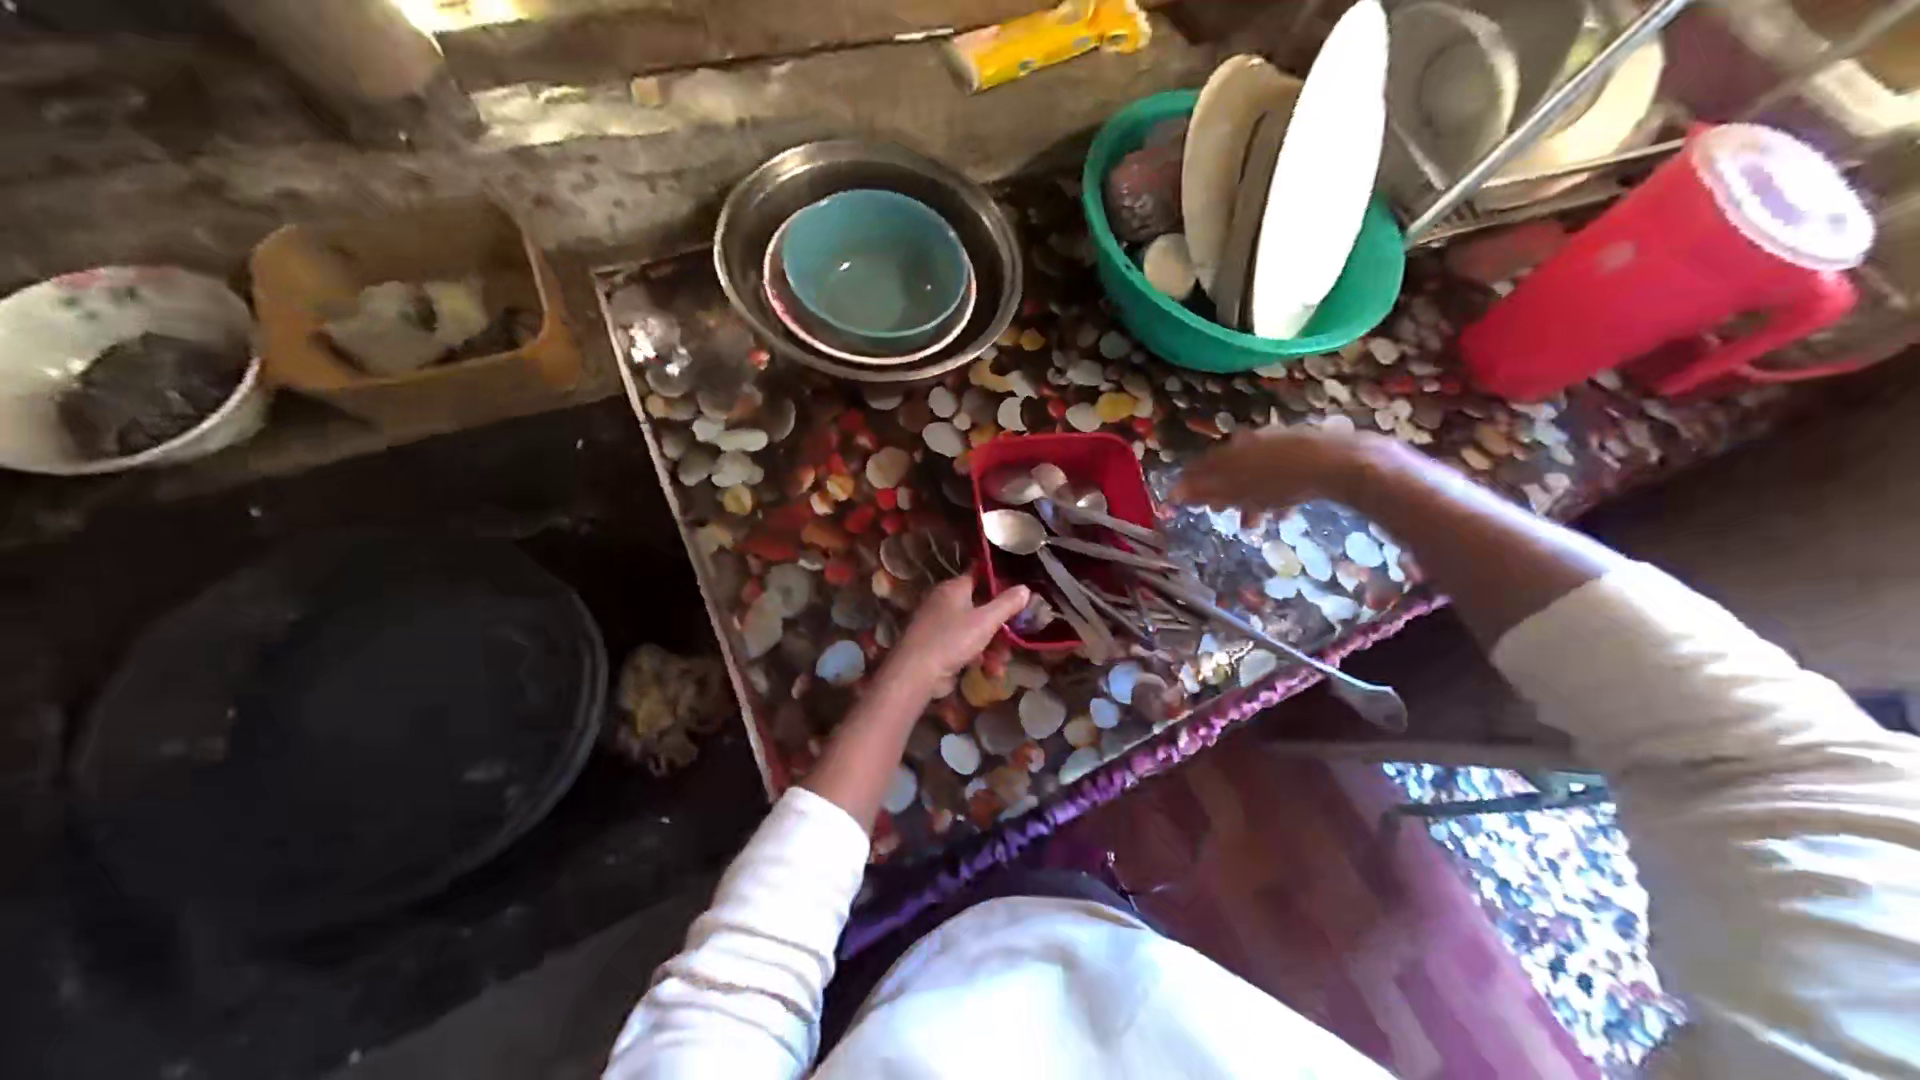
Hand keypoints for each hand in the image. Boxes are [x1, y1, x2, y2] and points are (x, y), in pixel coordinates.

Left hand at [882, 575, 1030, 697]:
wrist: (916, 673)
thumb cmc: (952, 639)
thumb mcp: (985, 621)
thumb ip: (1007, 604)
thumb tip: (1025, 587)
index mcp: (953, 588)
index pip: (979, 575)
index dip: (1000, 583)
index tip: (1019, 595)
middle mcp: (944, 601)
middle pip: (980, 607)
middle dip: (1000, 627)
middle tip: (1014, 640)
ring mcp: (939, 624)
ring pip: (975, 630)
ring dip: (992, 648)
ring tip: (1000, 665)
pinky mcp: (938, 646)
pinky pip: (964, 646)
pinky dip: (977, 657)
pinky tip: (989, 672)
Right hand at [1172, 426, 1404, 514]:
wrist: (1340, 464)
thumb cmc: (1282, 481)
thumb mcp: (1239, 491)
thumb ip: (1205, 491)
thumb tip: (1174, 492)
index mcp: (1233, 448)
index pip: (1202, 465)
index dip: (1192, 484)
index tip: (1186, 502)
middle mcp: (1253, 441)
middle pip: (1230, 469)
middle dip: (1224, 493)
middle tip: (1222, 513)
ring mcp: (1280, 443)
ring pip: (1256, 474)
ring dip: (1251, 497)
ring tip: (1254, 521)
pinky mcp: (1307, 451)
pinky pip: (1281, 474)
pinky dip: (1275, 493)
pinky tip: (1283, 511)